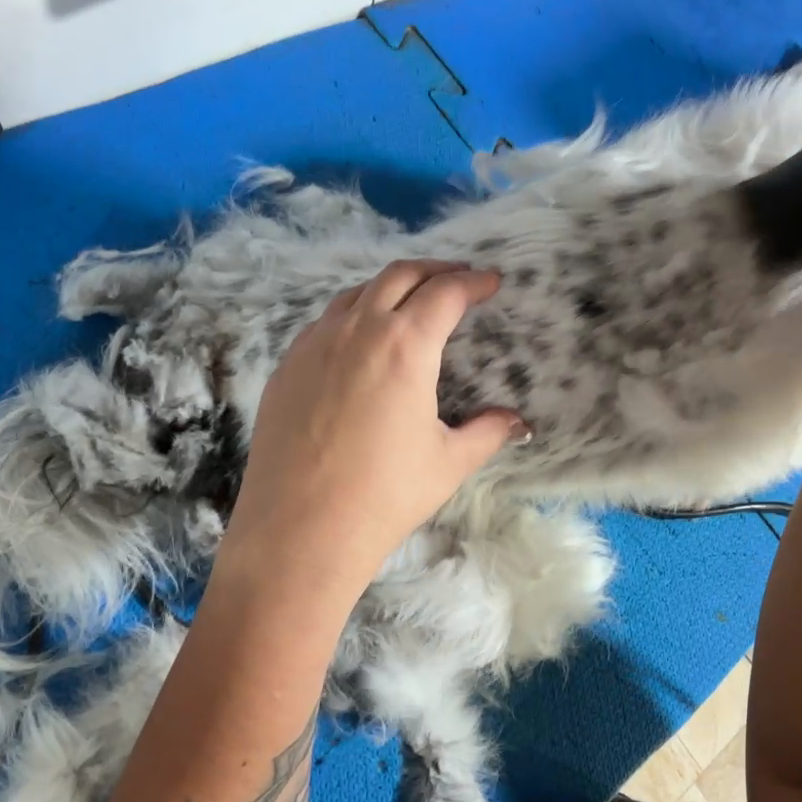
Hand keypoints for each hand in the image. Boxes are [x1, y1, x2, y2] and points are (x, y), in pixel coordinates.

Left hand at [219, 260, 528, 594]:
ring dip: (388, 289)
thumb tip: (517, 423)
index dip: (473, 282)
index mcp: (404, 345)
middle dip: (434, 271)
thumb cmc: (384, 496)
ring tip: (408, 303)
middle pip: (398, 276)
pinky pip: (323, 324)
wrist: (299, 530)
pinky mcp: (285, 367)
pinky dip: (351, 316)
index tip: (490, 282)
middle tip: (456, 279)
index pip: (445, 293)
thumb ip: (486, 432)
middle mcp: (356, 330)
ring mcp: (313, 345)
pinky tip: (358, 342)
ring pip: (355, 295)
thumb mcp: (447, 463)